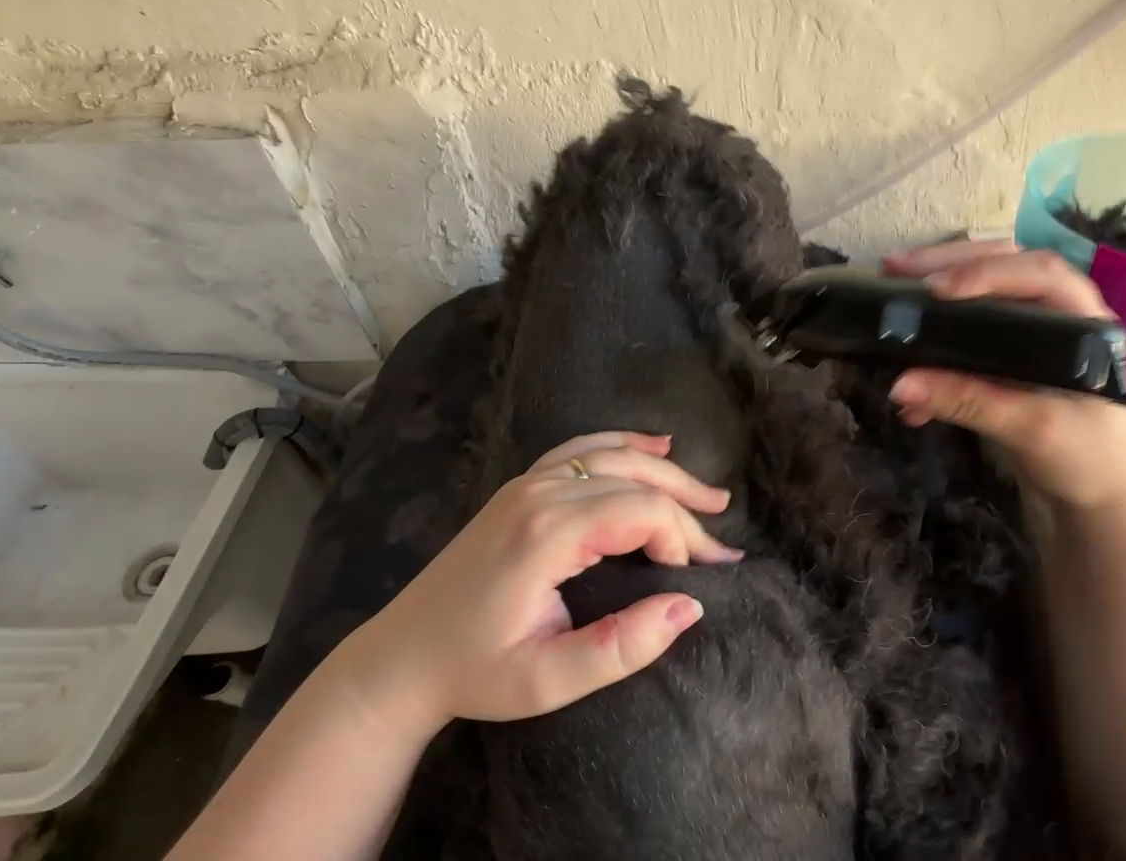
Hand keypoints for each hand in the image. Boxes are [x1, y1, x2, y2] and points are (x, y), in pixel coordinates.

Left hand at [327, 432, 739, 739]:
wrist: (403, 657)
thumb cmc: (474, 673)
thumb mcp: (547, 682)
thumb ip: (621, 647)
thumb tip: (689, 605)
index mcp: (547, 533)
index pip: (642, 510)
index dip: (680, 540)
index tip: (690, 582)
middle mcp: (540, 492)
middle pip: (636, 479)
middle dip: (686, 511)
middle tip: (722, 549)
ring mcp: (527, 483)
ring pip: (615, 457)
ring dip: (667, 473)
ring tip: (711, 498)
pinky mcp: (521, 487)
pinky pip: (583, 449)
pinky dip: (623, 443)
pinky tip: (654, 445)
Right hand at [882, 240, 1125, 510]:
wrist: (1101, 501)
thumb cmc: (1089, 458)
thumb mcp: (1032, 428)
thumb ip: (968, 402)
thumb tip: (899, 385)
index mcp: (1081, 320)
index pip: (1037, 274)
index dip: (986, 273)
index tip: (936, 289)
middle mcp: (1055, 316)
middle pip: (1002, 267)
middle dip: (947, 264)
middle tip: (893, 268)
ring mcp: (1029, 336)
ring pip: (980, 293)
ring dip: (934, 289)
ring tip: (889, 285)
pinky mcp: (1005, 360)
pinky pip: (964, 334)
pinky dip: (932, 344)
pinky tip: (904, 372)